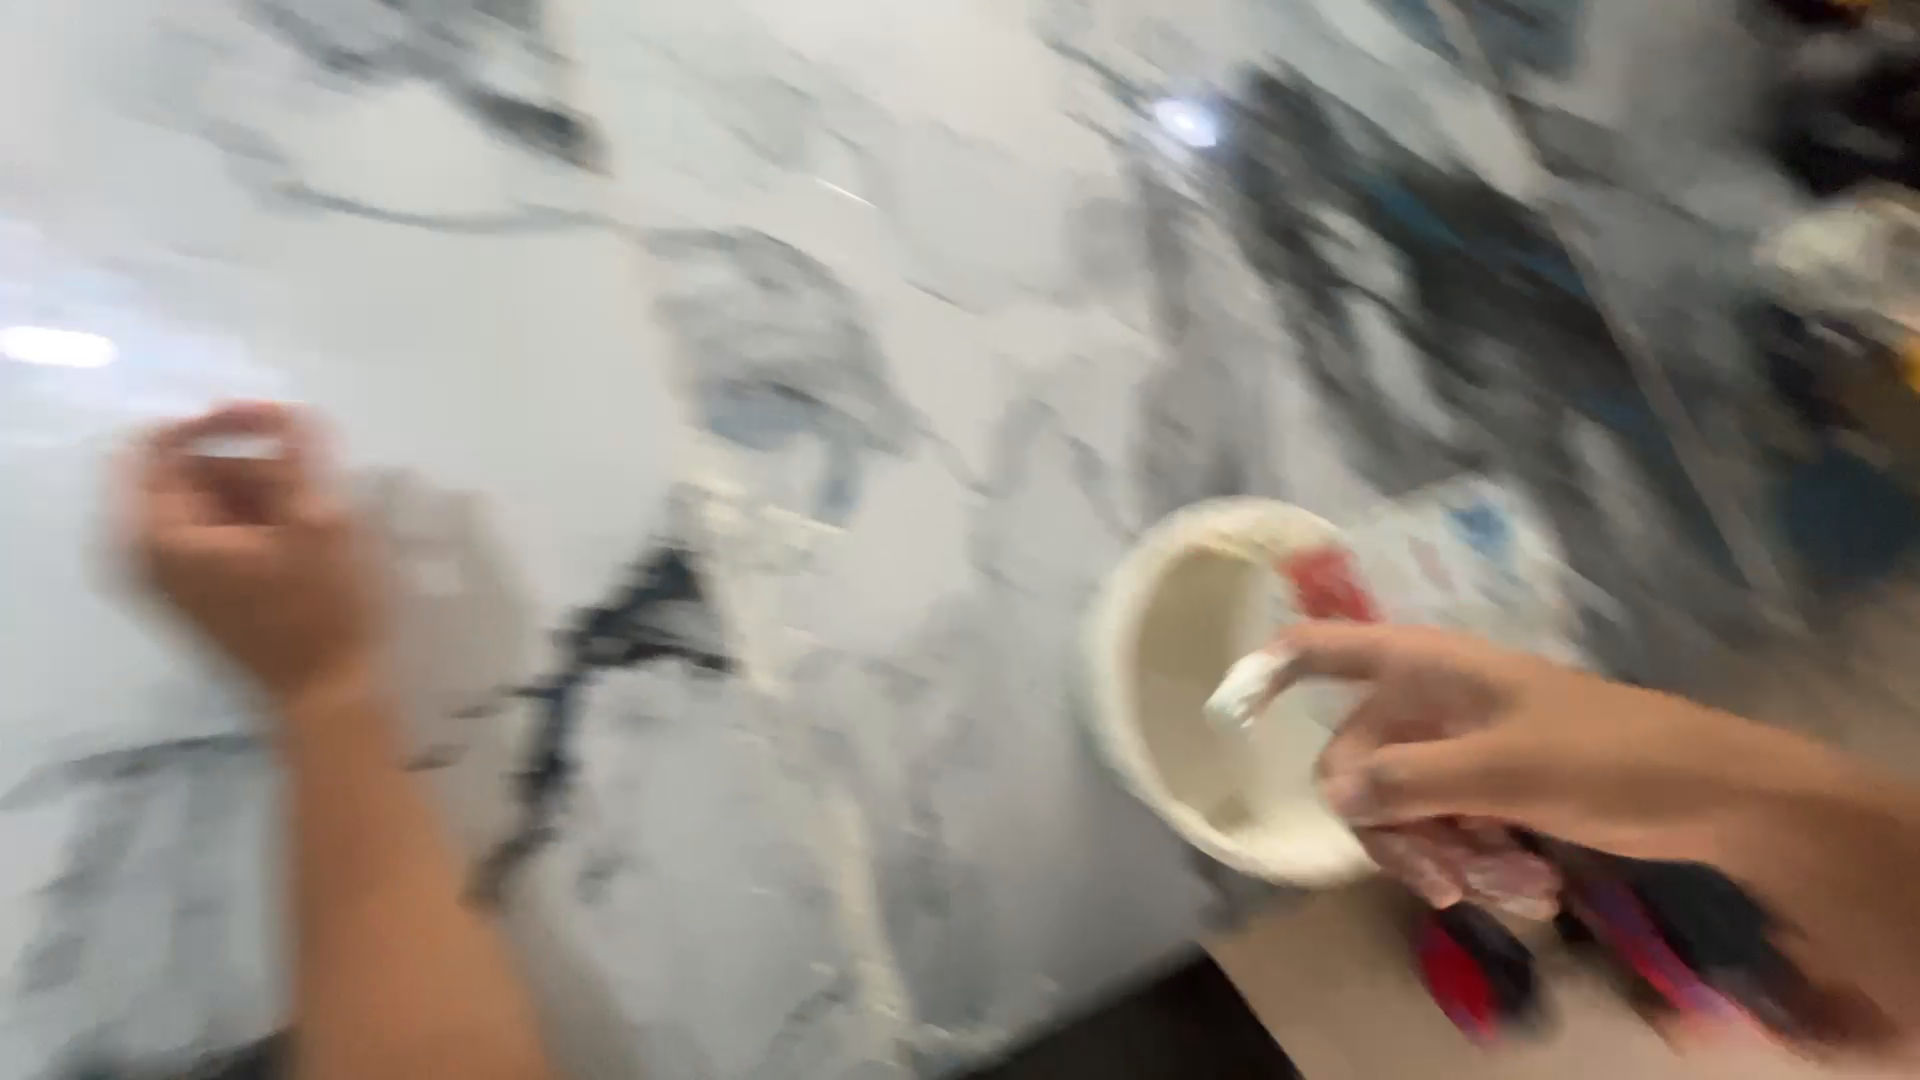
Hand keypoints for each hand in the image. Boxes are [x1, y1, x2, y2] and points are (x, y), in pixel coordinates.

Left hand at [123, 402, 377, 706]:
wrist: (324, 690)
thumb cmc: (321, 609)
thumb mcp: (315, 526)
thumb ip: (294, 462)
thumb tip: (282, 410)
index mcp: (157, 534)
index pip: (161, 447)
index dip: (220, 422)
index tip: (283, 421)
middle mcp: (145, 552)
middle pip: (188, 476)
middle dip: (255, 470)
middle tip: (317, 491)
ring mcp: (170, 576)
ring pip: (212, 506)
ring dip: (267, 499)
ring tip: (319, 524)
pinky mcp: (200, 592)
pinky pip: (221, 536)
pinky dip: (262, 525)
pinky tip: (305, 544)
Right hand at [1277, 622, 1829, 913]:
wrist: (1724, 796)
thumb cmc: (1609, 756)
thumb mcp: (1505, 770)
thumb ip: (1409, 781)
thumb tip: (1332, 798)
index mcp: (1419, 667)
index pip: (1318, 648)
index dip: (1266, 669)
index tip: (1230, 712)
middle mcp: (1420, 701)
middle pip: (1354, 761)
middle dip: (1390, 825)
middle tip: (1437, 879)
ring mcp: (1446, 744)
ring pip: (1393, 803)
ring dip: (1435, 852)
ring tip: (1501, 886)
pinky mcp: (1475, 783)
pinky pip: (1434, 822)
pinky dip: (1463, 857)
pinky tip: (1521, 883)